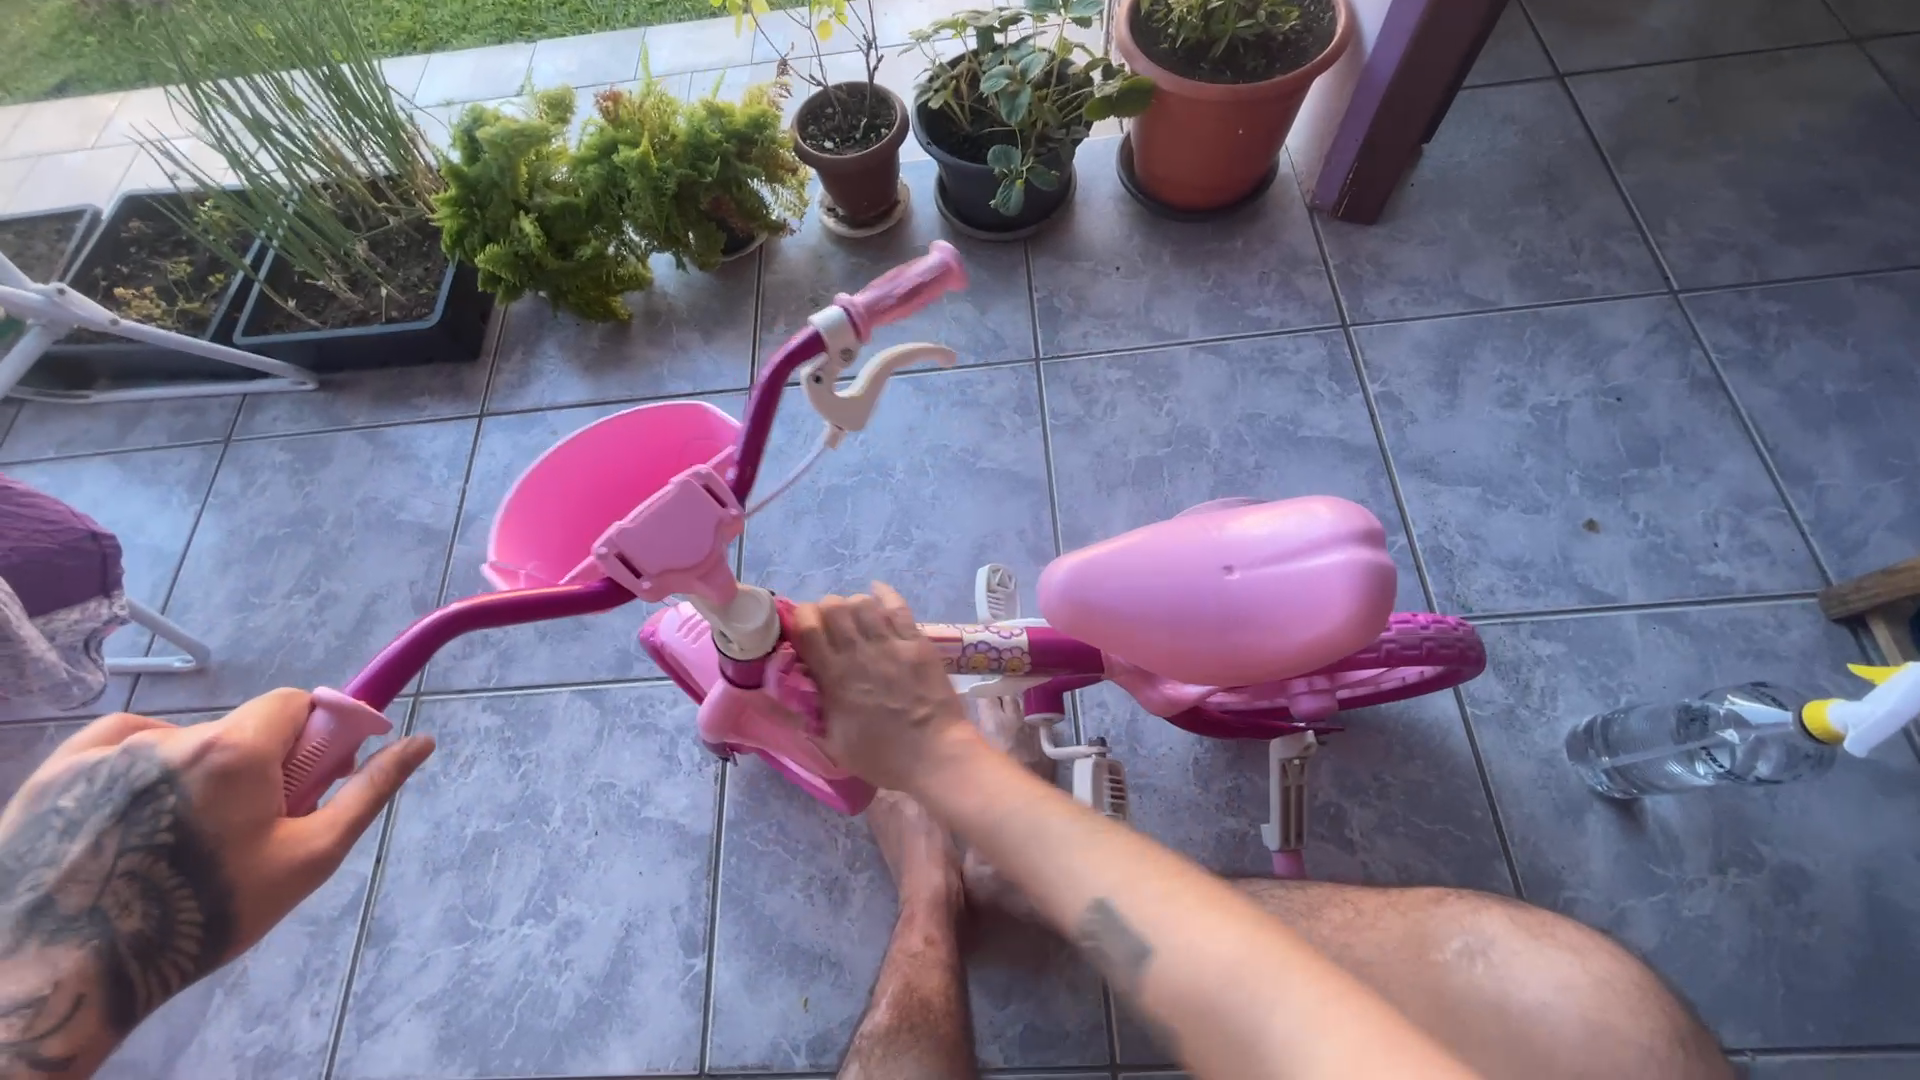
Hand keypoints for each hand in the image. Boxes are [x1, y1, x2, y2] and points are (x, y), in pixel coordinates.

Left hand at [0, 689, 433, 1077]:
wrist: (61, 975)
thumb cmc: (208, 912)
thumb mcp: (310, 855)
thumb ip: (369, 790)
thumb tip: (423, 741)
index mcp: (236, 749)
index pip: (294, 702)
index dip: (316, 731)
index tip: (316, 774)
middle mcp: (170, 737)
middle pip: (241, 728)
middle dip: (262, 761)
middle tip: (255, 822)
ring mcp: (101, 756)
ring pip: (182, 741)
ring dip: (202, 770)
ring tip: (186, 835)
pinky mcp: (50, 778)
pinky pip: (116, 742)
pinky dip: (142, 760)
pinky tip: (139, 805)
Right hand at [789, 582, 976, 792]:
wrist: (934, 754)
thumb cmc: (882, 757)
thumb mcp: (834, 743)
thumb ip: (812, 715)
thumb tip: (796, 696)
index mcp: (834, 677)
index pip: (807, 627)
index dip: (801, 618)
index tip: (803, 627)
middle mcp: (859, 652)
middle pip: (834, 607)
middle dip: (826, 609)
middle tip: (830, 624)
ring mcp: (890, 644)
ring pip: (863, 603)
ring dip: (853, 605)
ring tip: (856, 618)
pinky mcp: (917, 642)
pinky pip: (897, 606)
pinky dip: (884, 595)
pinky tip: (877, 594)